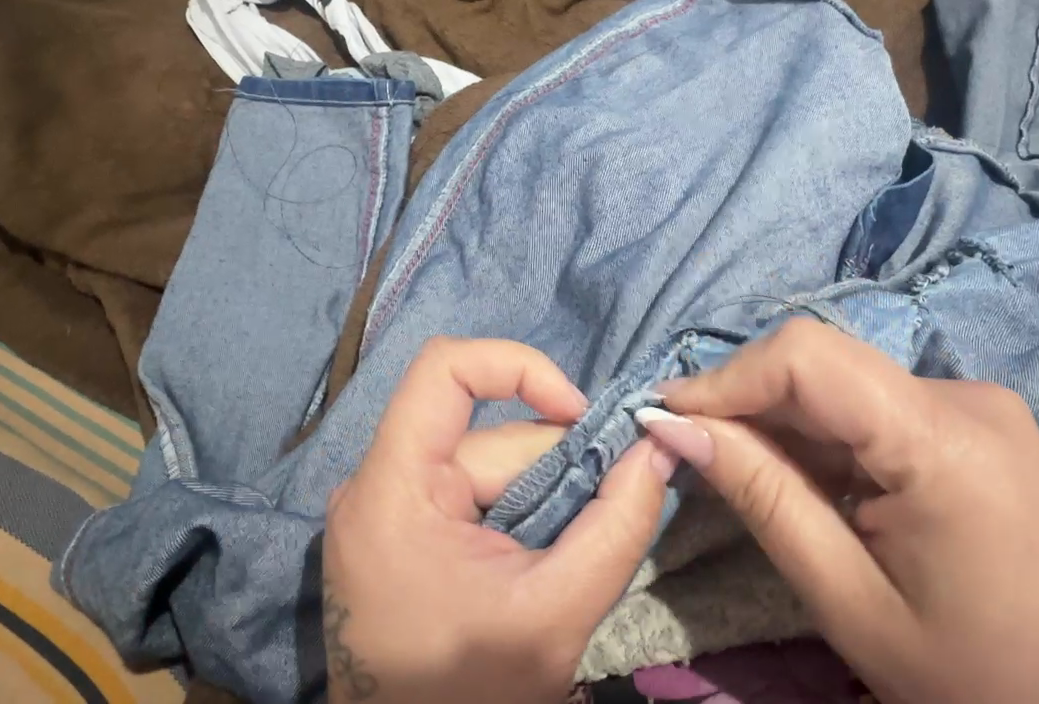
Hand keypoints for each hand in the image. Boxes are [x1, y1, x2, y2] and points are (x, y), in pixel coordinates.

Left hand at [322, 337, 676, 703]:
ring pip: (487, 466)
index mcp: (393, 489)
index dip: (519, 367)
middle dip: (555, 469)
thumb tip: (660, 445)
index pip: (445, 367)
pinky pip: (472, 492)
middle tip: (601, 516)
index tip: (579, 415)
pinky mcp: (400, 528)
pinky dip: (518, 511)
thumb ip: (618, 524)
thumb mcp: (556, 614)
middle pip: (486, 435)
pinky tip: (536, 556)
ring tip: (565, 554)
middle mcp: (378, 482)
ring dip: (542, 497)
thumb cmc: (470, 694)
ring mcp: (385, 506)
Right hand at [645, 319, 1038, 703]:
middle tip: (693, 446)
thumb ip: (761, 496)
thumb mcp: (848, 600)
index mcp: (945, 443)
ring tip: (748, 469)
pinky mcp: (975, 411)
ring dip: (783, 415)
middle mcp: (965, 395)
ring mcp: (976, 397)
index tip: (666, 414)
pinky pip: (872, 398)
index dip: (727, 376)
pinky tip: (810, 476)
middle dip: (747, 398)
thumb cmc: (970, 676)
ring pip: (843, 378)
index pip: (810, 359)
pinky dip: (823, 427)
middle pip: (823, 361)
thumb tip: (673, 426)